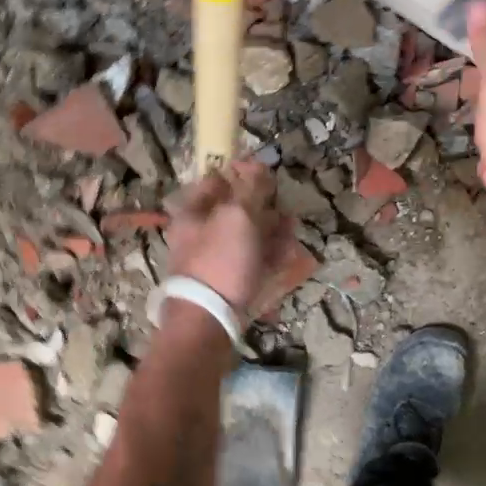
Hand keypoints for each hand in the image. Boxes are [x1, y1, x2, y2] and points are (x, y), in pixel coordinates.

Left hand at [164, 161, 289, 313]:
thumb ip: (251, 187)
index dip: (242, 173)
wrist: (209, 320)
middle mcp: (202, 233)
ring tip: (292, 232)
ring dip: (273, 231)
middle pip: (238, 209)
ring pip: (250, 236)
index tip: (267, 175)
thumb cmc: (220, 260)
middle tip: (284, 208)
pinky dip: (272, 255)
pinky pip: (255, 261)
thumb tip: (259, 165)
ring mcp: (217, 259)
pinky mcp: (232, 282)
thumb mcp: (237, 215)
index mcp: (193, 212)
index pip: (217, 180)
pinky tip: (289, 254)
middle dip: (265, 207)